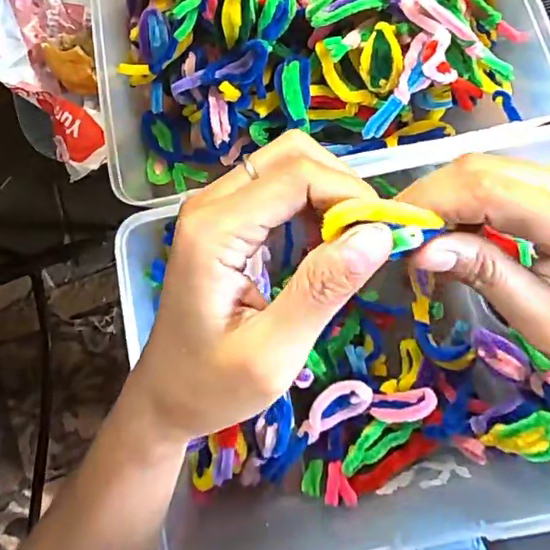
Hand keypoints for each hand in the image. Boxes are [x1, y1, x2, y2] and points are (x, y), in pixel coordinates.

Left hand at [128, 132, 396, 442]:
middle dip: (340, 184)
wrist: (165, 395)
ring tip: (347, 245)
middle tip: (367, 235)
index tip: (384, 234)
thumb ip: (322, 289)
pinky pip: (277, 186)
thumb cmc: (213, 385)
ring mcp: (215, 205)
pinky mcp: (224, 215)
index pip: (296, 175)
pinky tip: (321, 246)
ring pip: (286, 163)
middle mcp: (210, 203)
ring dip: (327, 192)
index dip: (349, 194)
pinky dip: (311, 204)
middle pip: (291, 154)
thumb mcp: (273, 353)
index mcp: (215, 230)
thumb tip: (379, 234)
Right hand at [396, 154, 549, 406]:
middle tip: (399, 233)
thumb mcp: (546, 326)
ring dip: (447, 195)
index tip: (393, 229)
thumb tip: (420, 248)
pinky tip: (456, 224)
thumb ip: (486, 276)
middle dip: (433, 196)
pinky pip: (505, 175)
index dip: (435, 201)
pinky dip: (469, 197)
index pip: (494, 190)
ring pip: (490, 166)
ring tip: (423, 233)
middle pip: (487, 169)